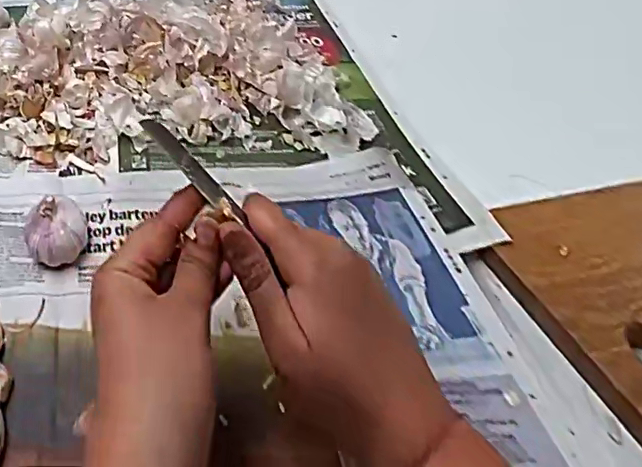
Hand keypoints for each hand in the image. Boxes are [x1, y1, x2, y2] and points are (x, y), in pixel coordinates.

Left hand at [87, 186, 228, 466]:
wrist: (153, 449)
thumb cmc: (162, 375)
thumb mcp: (183, 313)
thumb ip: (196, 268)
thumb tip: (206, 230)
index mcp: (117, 273)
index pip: (153, 229)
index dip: (180, 209)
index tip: (201, 187)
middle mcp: (122, 289)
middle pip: (160, 250)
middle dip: (193, 234)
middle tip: (226, 214)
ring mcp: (138, 317)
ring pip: (172, 276)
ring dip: (201, 261)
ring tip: (235, 240)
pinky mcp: (156, 342)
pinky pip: (177, 300)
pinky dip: (199, 288)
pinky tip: (225, 277)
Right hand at [217, 195, 498, 466]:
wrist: (415, 435)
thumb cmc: (339, 393)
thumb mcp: (283, 340)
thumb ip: (253, 277)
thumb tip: (226, 226)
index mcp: (313, 259)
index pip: (257, 206)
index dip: (236, 226)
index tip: (231, 261)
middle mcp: (336, 250)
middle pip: (275, 223)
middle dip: (257, 250)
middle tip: (259, 301)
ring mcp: (356, 265)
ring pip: (295, 240)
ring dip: (280, 264)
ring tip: (285, 314)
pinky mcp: (367, 280)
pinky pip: (318, 257)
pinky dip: (304, 274)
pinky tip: (311, 317)